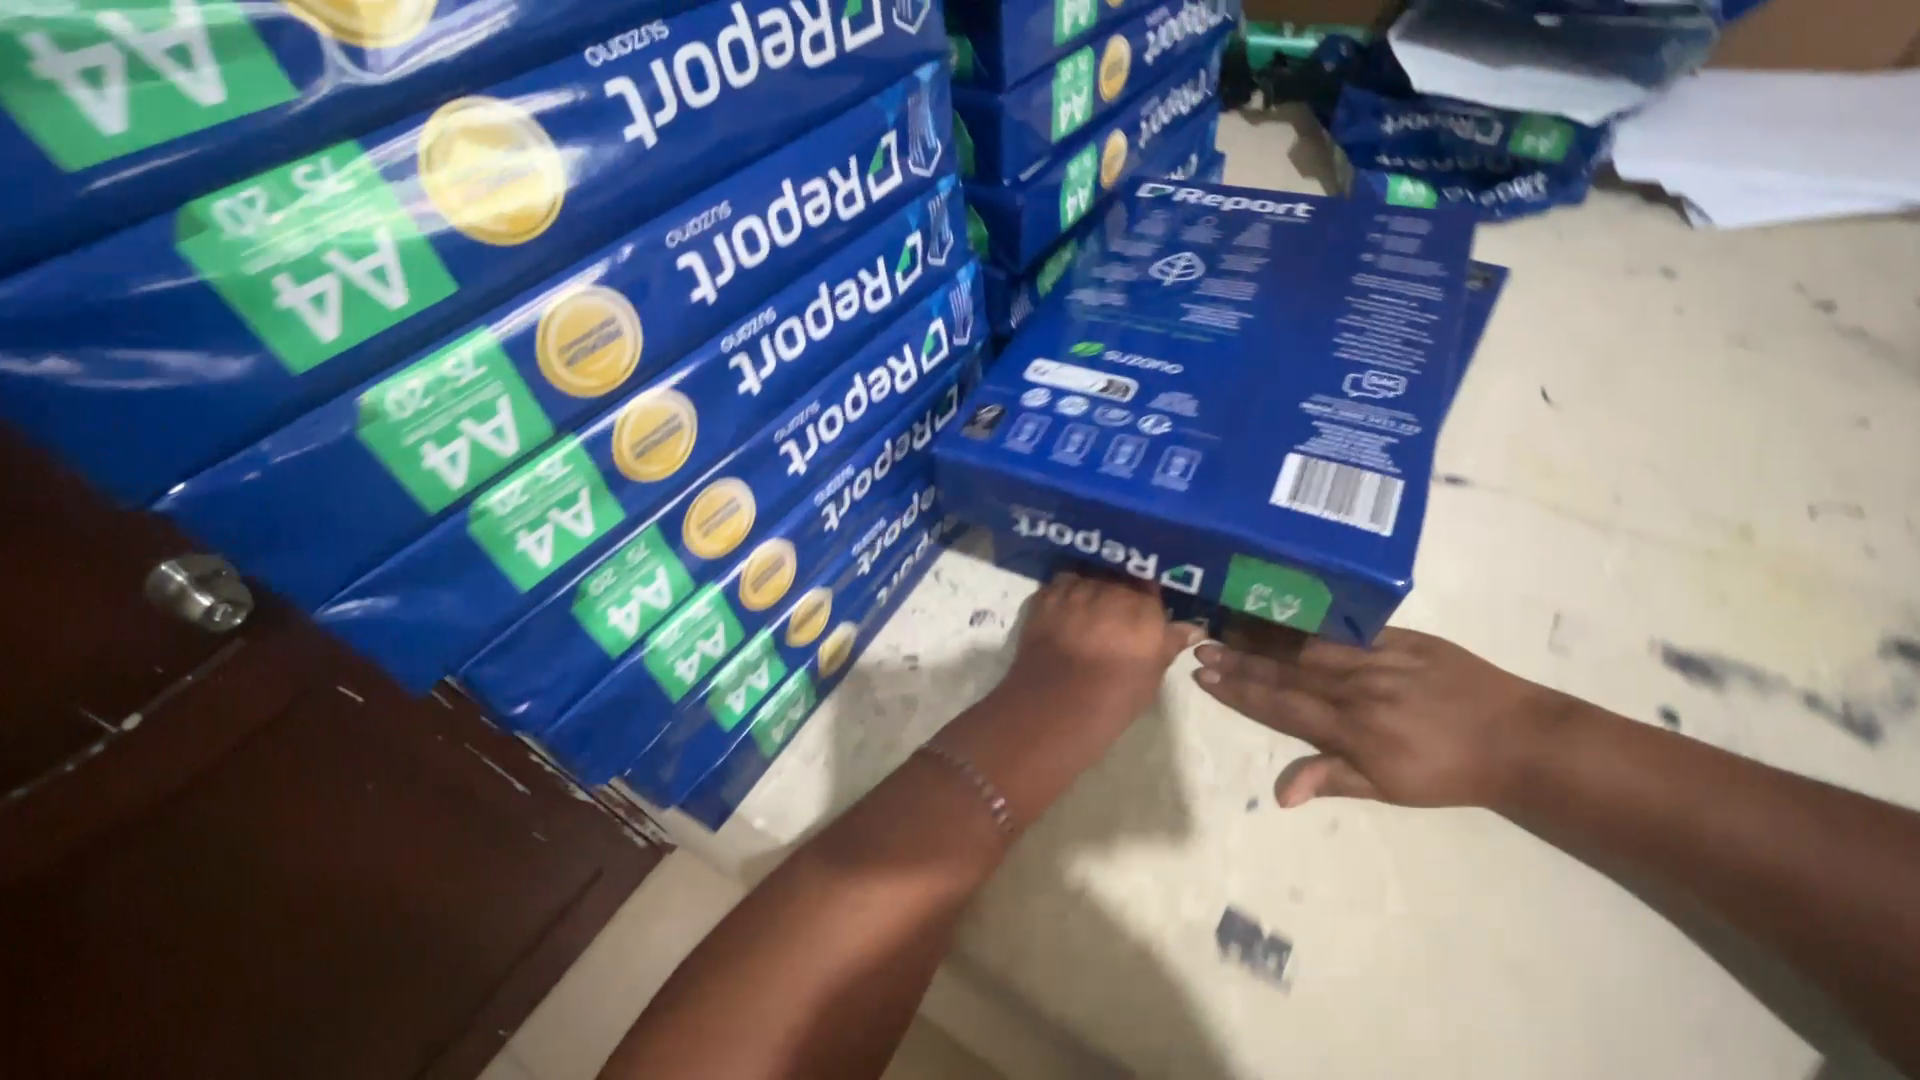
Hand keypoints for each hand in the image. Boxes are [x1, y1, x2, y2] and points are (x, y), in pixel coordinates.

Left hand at [1000, 572, 1199, 726]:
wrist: (1057, 704)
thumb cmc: (1114, 697)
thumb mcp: (1151, 676)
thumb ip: (1169, 644)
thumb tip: (1193, 628)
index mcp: (1144, 607)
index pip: (1149, 586)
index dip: (1144, 595)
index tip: (1140, 607)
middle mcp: (1111, 588)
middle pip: (1118, 577)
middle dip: (1116, 588)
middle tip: (1111, 610)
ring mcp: (1076, 589)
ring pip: (1088, 575)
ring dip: (1089, 587)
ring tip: (1085, 607)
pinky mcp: (1046, 596)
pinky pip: (1060, 583)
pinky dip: (1063, 592)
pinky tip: (1062, 609)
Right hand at [1193, 626, 1567, 809]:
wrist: (1520, 739)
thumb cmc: (1450, 773)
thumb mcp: (1391, 789)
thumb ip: (1332, 778)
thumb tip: (1280, 794)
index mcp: (1351, 729)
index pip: (1281, 706)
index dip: (1240, 691)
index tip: (1204, 676)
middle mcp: (1357, 689)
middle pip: (1286, 671)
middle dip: (1240, 659)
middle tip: (1202, 645)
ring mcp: (1379, 659)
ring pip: (1309, 645)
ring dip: (1264, 635)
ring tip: (1228, 623)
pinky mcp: (1401, 640)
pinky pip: (1347, 628)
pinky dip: (1311, 621)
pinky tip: (1285, 611)